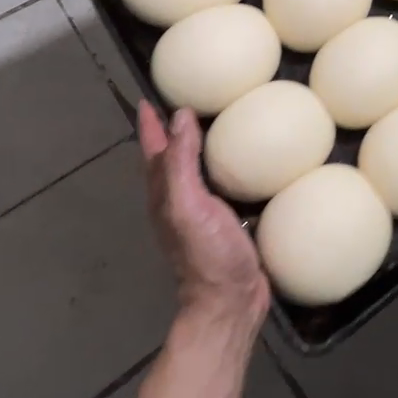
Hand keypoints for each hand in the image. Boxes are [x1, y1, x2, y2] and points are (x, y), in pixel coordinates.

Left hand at [138, 101, 269, 328]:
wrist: (230, 301)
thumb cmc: (207, 255)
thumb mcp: (189, 207)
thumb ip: (182, 165)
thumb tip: (182, 116)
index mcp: (165, 195)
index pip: (154, 150)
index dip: (150, 125)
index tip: (150, 97)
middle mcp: (178, 201)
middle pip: (171, 157)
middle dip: (173, 130)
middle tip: (190, 100)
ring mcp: (201, 212)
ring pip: (195, 170)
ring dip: (200, 146)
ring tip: (219, 121)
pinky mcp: (225, 220)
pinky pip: (221, 182)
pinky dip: (226, 165)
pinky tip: (246, 160)